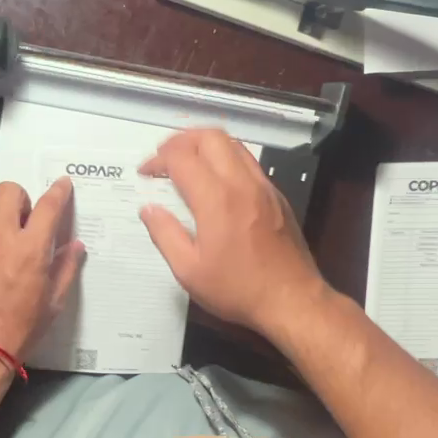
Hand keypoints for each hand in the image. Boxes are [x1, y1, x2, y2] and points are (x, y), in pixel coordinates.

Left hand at [0, 179, 84, 358]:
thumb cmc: (21, 328)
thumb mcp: (54, 302)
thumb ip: (66, 268)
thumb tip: (75, 246)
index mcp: (30, 249)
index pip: (48, 206)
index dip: (58, 191)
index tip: (62, 184)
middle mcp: (0, 238)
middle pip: (9, 191)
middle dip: (22, 198)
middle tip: (27, 218)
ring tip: (5, 233)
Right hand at [139, 129, 329, 337]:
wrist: (291, 300)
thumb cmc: (237, 289)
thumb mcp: (188, 270)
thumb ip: (164, 234)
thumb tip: (148, 209)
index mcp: (217, 200)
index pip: (182, 158)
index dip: (158, 159)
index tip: (146, 173)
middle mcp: (242, 184)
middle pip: (210, 137)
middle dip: (181, 140)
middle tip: (164, 157)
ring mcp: (264, 187)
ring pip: (233, 144)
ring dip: (205, 145)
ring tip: (187, 162)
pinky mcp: (277, 196)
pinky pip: (248, 162)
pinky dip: (225, 158)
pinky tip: (215, 181)